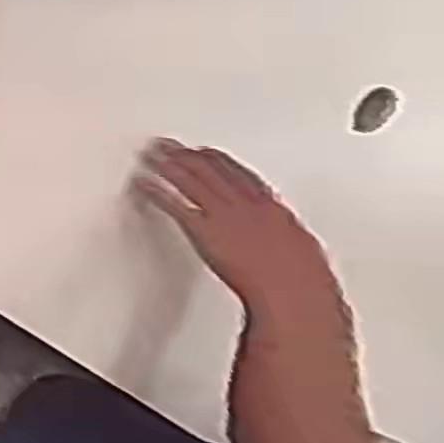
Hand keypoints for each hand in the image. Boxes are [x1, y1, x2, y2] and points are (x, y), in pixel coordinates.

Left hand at [131, 137, 341, 314]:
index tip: (202, 149)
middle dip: (184, 155)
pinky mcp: (203, 230)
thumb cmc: (302, 280)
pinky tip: (141, 182)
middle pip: (210, 171)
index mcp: (272, 209)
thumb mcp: (298, 244)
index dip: (217, 159)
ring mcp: (223, 217)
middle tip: (165, 144)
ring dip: (164, 164)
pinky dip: (155, 190)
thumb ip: (278, 226)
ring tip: (147, 154)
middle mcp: (246, 207)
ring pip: (189, 181)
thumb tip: (270, 222)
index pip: (240, 174)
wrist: (294, 298)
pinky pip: (173, 204)